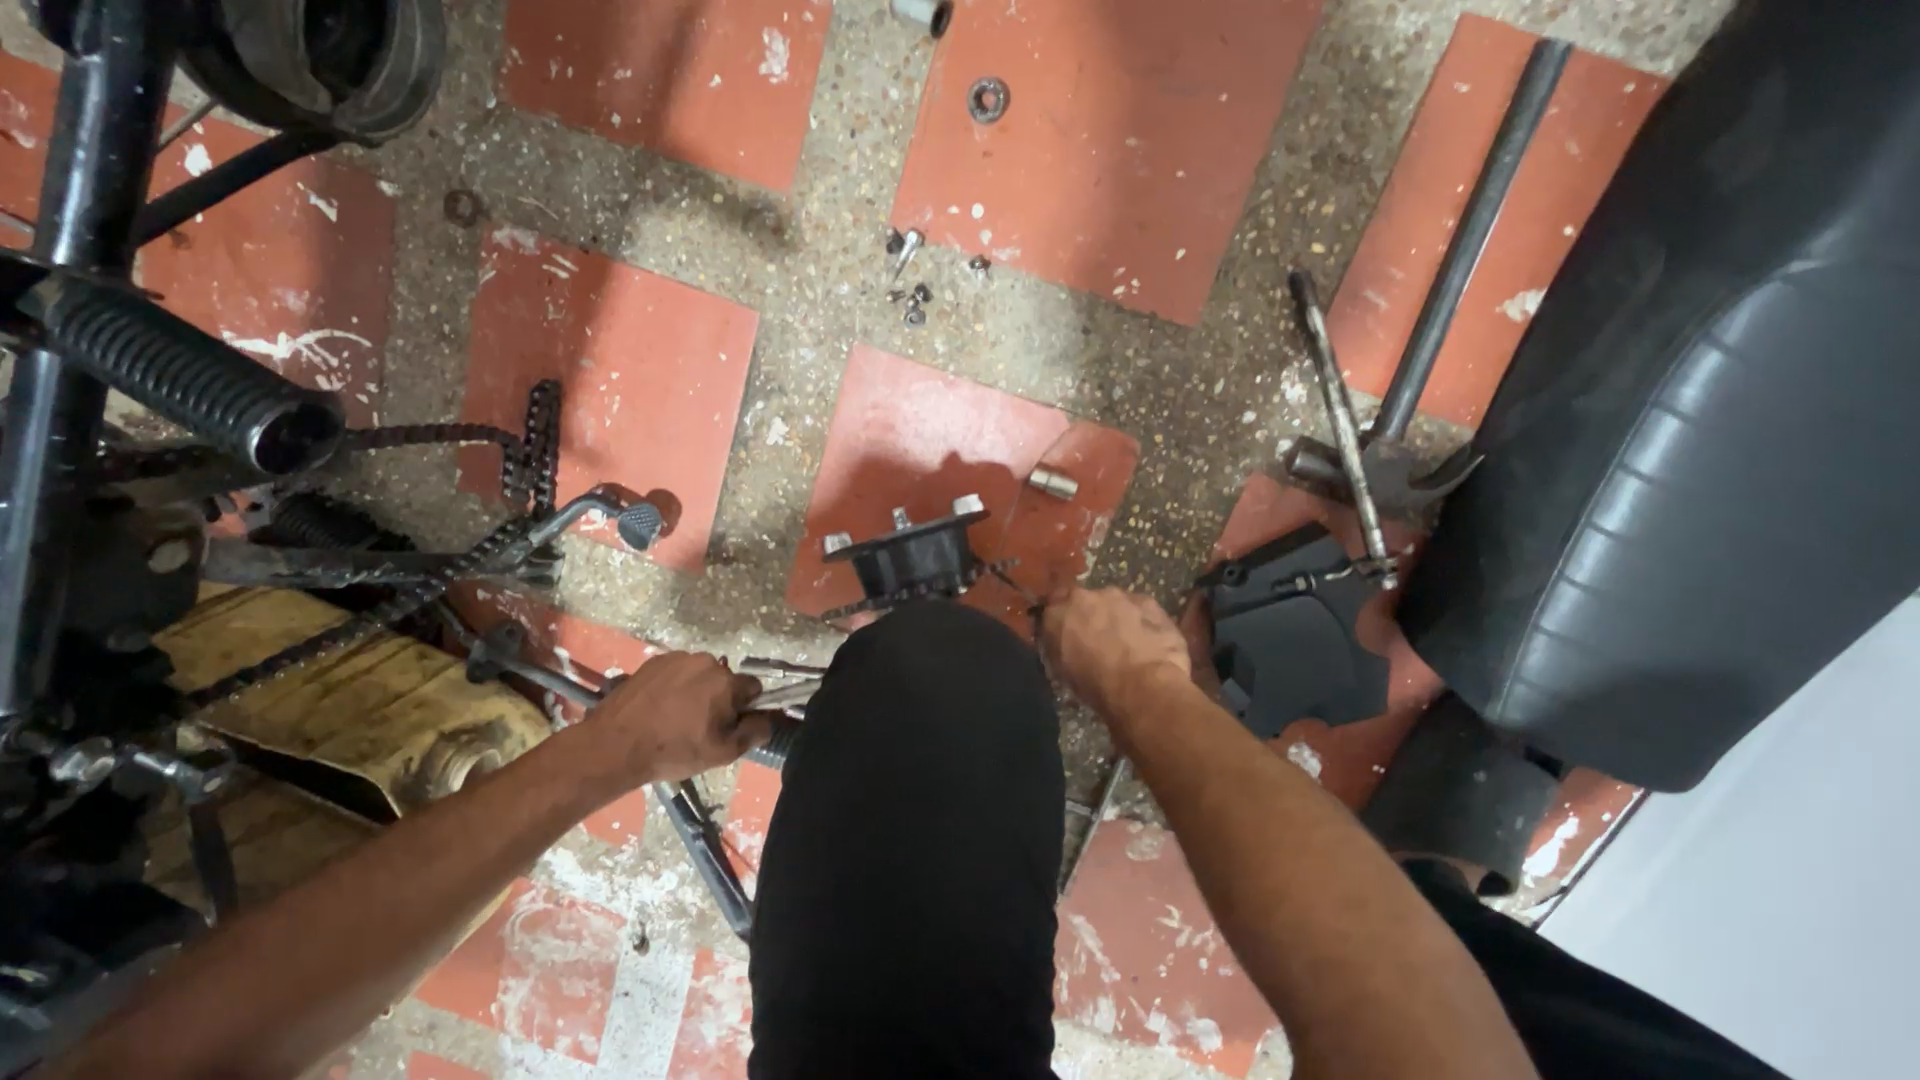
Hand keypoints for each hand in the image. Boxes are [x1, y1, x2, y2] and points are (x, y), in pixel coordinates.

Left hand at [570, 652, 768, 789]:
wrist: (614, 745)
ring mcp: (676, 658)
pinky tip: (658, 709)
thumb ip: (753, 733)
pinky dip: (674, 687)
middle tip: (699, 727)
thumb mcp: (722, 753)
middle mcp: (704, 660)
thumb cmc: (673, 750)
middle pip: (725, 680)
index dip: (745, 709)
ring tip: (674, 718)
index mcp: (725, 680)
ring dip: (696, 691)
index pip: (753, 688)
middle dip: (719, 699)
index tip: (727, 726)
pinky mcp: (652, 662)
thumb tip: (767, 720)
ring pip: (700, 675)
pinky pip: (676, 672)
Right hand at [1041, 585, 1191, 719]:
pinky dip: (1140, 621)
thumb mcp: (1064, 673)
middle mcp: (1084, 597)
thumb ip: (1059, 649)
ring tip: (1126, 644)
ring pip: (1113, 603)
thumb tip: (1063, 645)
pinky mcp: (1148, 600)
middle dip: (1088, 615)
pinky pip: (1139, 609)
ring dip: (1115, 617)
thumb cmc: (1096, 685)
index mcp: (1056, 613)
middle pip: (1083, 601)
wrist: (1144, 683)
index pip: (1050, 607)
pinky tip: (1148, 642)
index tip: (1063, 632)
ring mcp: (1118, 595)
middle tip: (1096, 639)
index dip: (1059, 619)